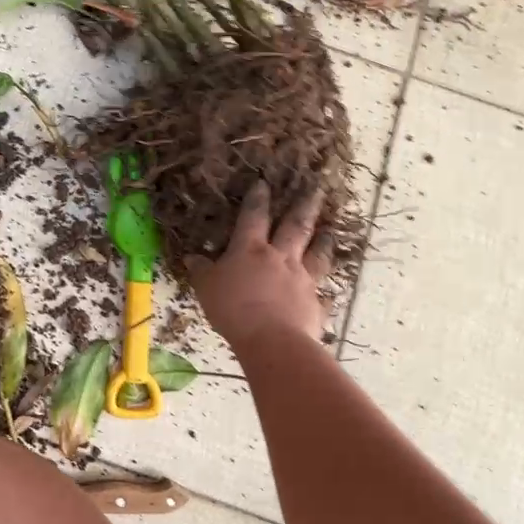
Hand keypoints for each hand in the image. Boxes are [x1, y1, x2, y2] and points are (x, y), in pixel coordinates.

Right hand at [184, 180, 330, 349]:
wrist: (271, 339)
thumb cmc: (232, 307)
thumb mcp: (206, 287)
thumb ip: (202, 271)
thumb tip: (193, 258)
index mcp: (250, 250)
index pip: (253, 217)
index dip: (257, 200)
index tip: (264, 183)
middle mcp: (280, 258)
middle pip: (295, 228)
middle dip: (303, 207)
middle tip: (315, 190)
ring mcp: (303, 280)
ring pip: (317, 255)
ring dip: (323, 242)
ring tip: (330, 231)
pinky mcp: (315, 304)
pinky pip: (321, 294)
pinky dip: (322, 292)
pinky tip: (325, 294)